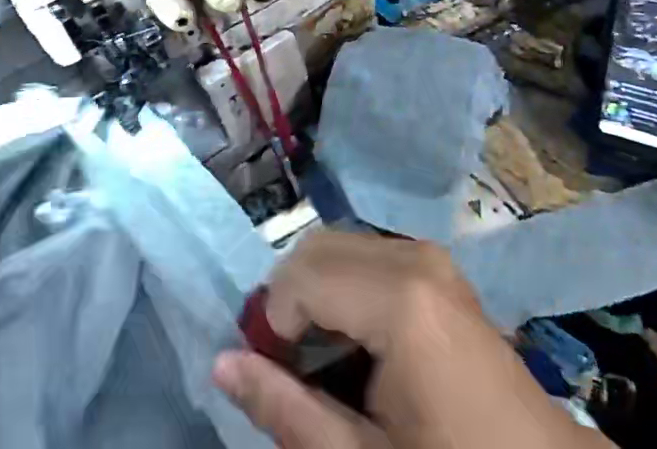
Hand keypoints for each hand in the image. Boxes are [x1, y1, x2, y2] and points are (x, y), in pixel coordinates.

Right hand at [214, 232, 610, 448]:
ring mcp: (429, 254)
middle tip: (291, 368)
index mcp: (400, 298)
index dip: (271, 326)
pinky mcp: (436, 264)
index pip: (298, 278)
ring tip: (322, 360)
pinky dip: (342, 288)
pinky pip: (365, 255)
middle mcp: (413, 256)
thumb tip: (220, 363)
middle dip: (289, 303)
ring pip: (337, 248)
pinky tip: (355, 343)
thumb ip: (286, 409)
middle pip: (315, 250)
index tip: (275, 377)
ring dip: (314, 295)